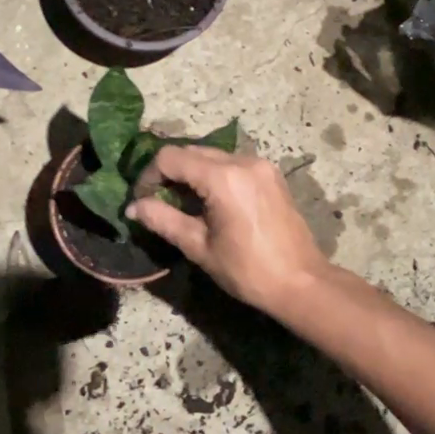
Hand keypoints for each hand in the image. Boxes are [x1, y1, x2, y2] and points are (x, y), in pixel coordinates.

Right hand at [125, 146, 332, 313]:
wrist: (300, 282)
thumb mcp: (199, 247)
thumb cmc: (247, 270)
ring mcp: (261, 165)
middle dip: (169, 172)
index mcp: (223, 178)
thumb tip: (134, 207)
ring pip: (212, 156)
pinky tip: (211, 203)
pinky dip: (214, 175)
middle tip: (158, 202)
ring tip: (184, 205)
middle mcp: (243, 161)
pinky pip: (232, 164)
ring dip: (192, 173)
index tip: (143, 200)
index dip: (149, 175)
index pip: (171, 157)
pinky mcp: (271, 174)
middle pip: (192, 151)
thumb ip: (164, 220)